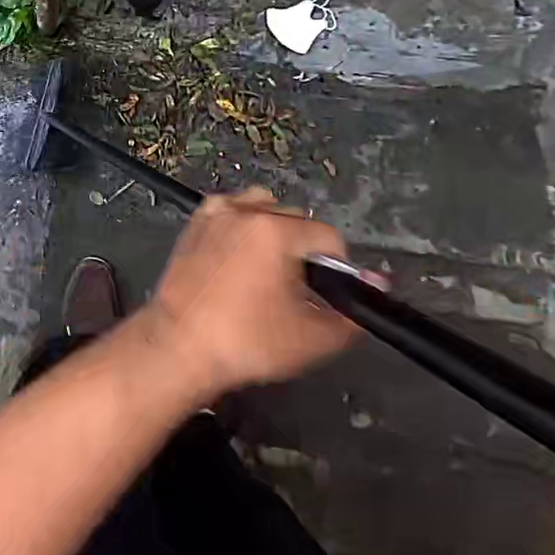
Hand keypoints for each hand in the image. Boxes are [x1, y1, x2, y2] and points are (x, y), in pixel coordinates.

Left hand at [138, 188, 364, 400]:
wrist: (180, 345)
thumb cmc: (245, 342)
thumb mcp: (312, 338)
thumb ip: (351, 312)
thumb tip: (374, 286)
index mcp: (275, 231)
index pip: (328, 236)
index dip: (338, 265)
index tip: (329, 290)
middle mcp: (244, 211)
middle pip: (295, 220)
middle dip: (304, 249)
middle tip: (298, 287)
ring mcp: (215, 214)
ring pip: (262, 208)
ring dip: (274, 231)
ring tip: (271, 269)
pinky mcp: (194, 223)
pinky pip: (230, 212)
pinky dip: (242, 226)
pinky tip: (241, 257)